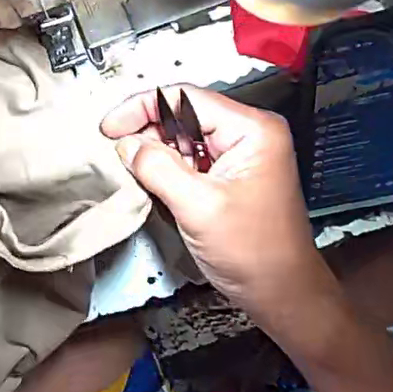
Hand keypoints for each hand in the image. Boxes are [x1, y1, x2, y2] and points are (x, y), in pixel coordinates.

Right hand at [100, 87, 331, 315]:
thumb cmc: (257, 253)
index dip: (142, 107)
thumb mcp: (198, 206)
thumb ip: (157, 168)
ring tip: (132, 168)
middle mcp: (247, 134)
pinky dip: (163, 165)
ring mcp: (237, 153)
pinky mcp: (225, 173)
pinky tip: (150, 179)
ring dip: (152, 149)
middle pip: (180, 114)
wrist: (281, 293)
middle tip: (117, 150)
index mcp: (252, 130)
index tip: (111, 126)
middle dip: (145, 130)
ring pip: (179, 136)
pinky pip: (185, 157)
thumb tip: (127, 144)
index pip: (185, 98)